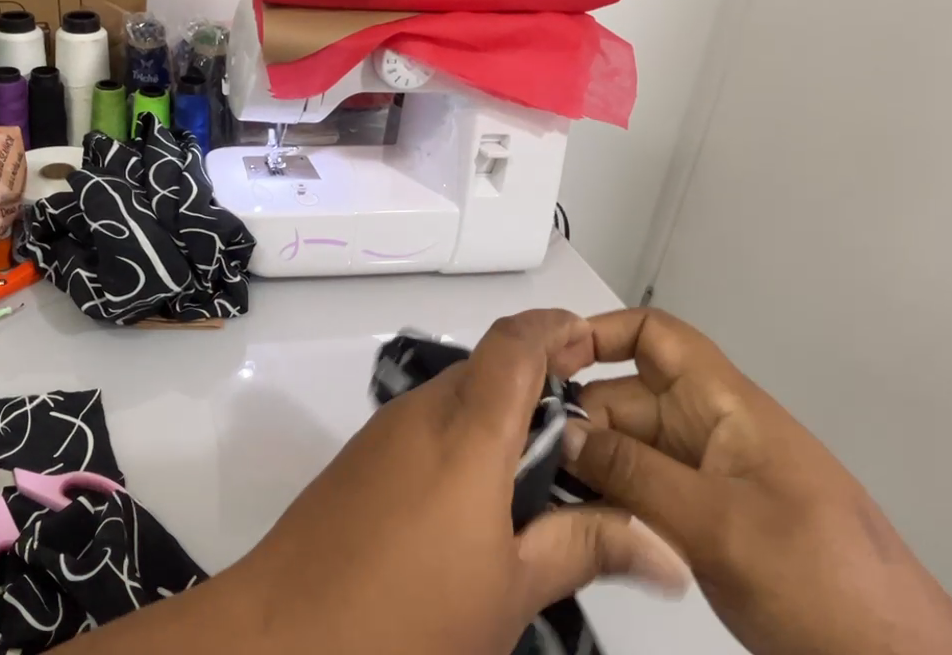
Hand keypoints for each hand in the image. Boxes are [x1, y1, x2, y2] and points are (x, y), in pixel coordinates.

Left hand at [223, 309, 686, 653]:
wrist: (285, 631)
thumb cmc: (411, 613)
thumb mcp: (512, 589)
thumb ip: (585, 549)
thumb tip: (666, 548)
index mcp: (466, 431)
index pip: (513, 344)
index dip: (554, 327)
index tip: (590, 342)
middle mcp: (420, 414)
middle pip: (485, 368)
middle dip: (536, 381)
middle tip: (586, 432)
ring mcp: (382, 434)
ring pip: (453, 397)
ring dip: (499, 414)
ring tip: (544, 474)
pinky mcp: (358, 459)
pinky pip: (423, 426)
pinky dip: (462, 438)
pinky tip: (480, 499)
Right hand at [558, 309, 951, 654]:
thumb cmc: (826, 583)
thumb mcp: (717, 522)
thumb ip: (631, 473)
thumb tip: (558, 434)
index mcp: (725, 407)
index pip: (653, 335)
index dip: (598, 333)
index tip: (545, 362)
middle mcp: (710, 432)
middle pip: (623, 397)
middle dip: (576, 419)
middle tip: (531, 456)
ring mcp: (705, 478)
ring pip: (624, 449)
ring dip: (586, 468)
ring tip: (547, 498)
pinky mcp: (700, 520)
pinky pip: (637, 492)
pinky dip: (605, 503)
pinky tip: (577, 527)